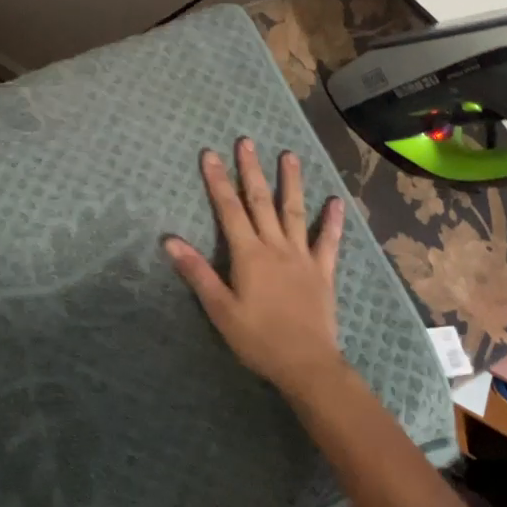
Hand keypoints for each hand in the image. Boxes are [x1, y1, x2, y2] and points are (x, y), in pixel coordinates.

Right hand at [163, 138, 347, 396]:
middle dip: (251, 170)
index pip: (229, 209)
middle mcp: (275, 246)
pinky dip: (333, 221)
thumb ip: (197, 272)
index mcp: (249, 254)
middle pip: (261, 201)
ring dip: (291, 182)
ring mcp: (302, 256)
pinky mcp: (323, 272)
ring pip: (295, 212)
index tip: (210, 153)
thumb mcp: (220, 309)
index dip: (218, 180)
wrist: (307, 365)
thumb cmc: (258, 339)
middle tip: (246, 141)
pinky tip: (337, 201)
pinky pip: (328, 242)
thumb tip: (169, 239)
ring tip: (289, 155)